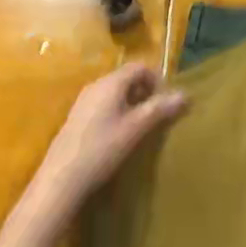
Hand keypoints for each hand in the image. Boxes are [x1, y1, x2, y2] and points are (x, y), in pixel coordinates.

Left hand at [32, 63, 187, 207]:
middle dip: (145, 92)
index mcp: (111, 83)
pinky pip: (103, 104)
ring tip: (139, 128)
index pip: (139, 67)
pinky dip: (117, 111)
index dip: (156, 80)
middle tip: (155, 116)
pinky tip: (118, 136)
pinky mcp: (76, 117)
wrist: (60, 180)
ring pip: (115, 92)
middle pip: (126, 77)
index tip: (164, 103)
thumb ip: (160, 109)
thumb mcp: (136, 129)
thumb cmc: (102, 149)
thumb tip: (186, 95)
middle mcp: (96, 85)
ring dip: (131, 103)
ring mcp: (83, 101)